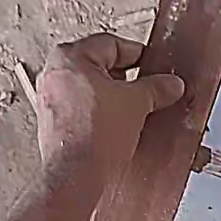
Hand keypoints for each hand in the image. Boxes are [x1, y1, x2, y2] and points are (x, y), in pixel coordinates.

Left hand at [34, 33, 185, 182]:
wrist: (76, 176)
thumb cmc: (94, 137)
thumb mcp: (137, 103)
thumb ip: (156, 88)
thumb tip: (170, 84)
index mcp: (69, 57)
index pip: (111, 44)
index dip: (138, 55)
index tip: (152, 65)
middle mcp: (54, 75)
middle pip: (99, 67)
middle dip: (126, 79)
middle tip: (146, 90)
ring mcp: (50, 101)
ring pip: (90, 91)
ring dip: (113, 99)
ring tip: (134, 111)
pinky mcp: (53, 125)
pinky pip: (81, 112)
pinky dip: (100, 116)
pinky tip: (116, 127)